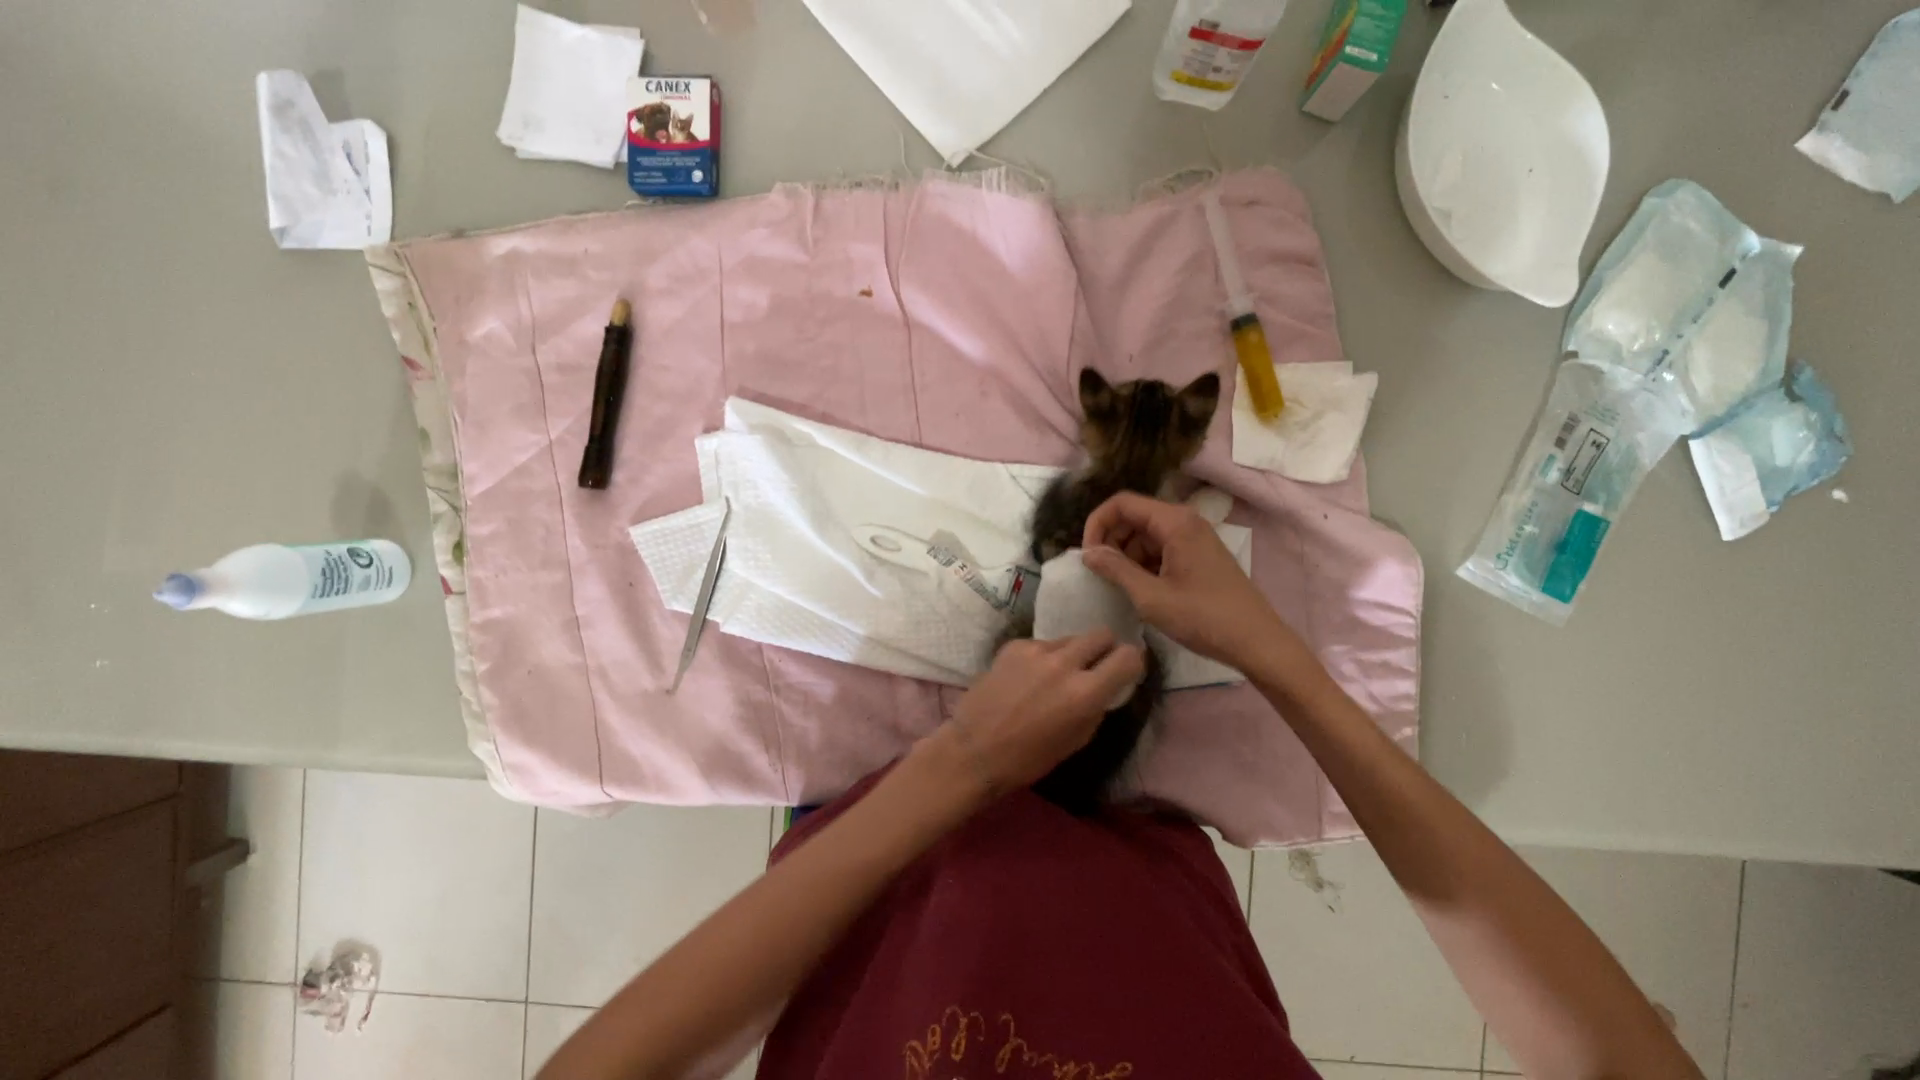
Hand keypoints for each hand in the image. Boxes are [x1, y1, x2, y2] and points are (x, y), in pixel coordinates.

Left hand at [946, 631, 1145, 790]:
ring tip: (1056, 676)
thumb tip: (1107, 686)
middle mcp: (1066, 664)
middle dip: (1105, 648)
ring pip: (1070, 638)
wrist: (975, 749)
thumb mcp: (1077, 739)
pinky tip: (1028, 678)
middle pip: (1101, 634)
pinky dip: (1043, 657)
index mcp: (1087, 693)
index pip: (1129, 656)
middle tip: (1095, 666)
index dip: (1132, 661)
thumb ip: (1097, 706)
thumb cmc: (1029, 758)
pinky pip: (1042, 644)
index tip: (1126, 668)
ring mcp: (1037, 650)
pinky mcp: (1014, 646)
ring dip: (1072, 653)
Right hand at [1081, 492, 1294, 671]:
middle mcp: (1185, 521)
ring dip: (1126, 555)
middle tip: (1100, 574)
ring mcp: (1194, 538)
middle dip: (1111, 540)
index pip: (1122, 503)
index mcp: (1175, 522)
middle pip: (1133, 517)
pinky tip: (1140, 590)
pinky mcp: (1199, 556)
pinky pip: (1161, 549)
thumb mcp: (1152, 597)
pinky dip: (1144, 564)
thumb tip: (1087, 553)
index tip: (1086, 556)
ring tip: (1119, 587)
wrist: (1256, 641)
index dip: (1097, 524)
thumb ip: (1116, 570)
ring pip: (1145, 535)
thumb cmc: (1204, 618)